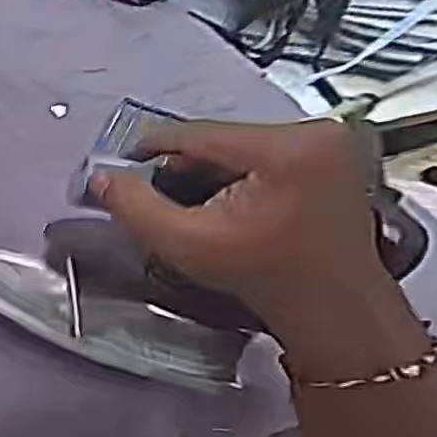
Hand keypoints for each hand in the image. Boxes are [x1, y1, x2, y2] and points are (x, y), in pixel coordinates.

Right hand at [92, 118, 424, 378]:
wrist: (328, 304)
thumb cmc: (264, 277)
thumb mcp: (185, 244)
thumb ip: (136, 208)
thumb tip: (104, 179)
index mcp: (286, 147)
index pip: (198, 133)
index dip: (153, 148)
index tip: (125, 164)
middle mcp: (315, 132)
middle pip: (220, 139)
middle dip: (184, 168)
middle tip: (160, 199)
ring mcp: (329, 142)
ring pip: (239, 147)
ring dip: (209, 172)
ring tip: (195, 208)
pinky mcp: (331, 156)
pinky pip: (264, 155)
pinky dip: (237, 176)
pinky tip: (226, 207)